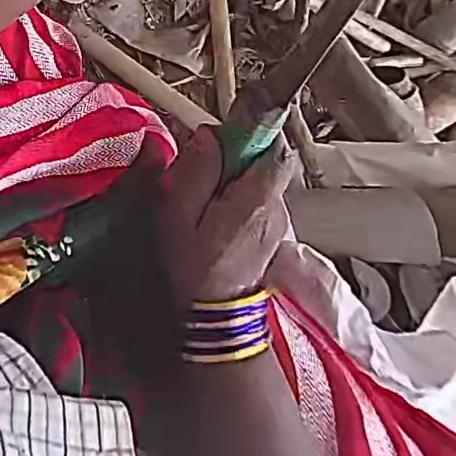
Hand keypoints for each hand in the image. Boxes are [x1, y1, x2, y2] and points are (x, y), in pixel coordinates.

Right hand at [158, 127, 293, 303]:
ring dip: (230, 175)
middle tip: (195, 169)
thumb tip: (207, 135)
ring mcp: (278, 223)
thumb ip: (195, 171)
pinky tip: (210, 211)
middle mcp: (278, 209)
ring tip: (199, 195)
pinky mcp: (271, 233)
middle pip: (264, 159)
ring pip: (257, 177)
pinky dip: (234, 193)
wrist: (211, 324)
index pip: (274, 147)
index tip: (219, 135)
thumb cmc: (189, 267)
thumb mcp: (178, 214)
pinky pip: (255, 196)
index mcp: (258, 201)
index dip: (248, 132)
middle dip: (231, 154)